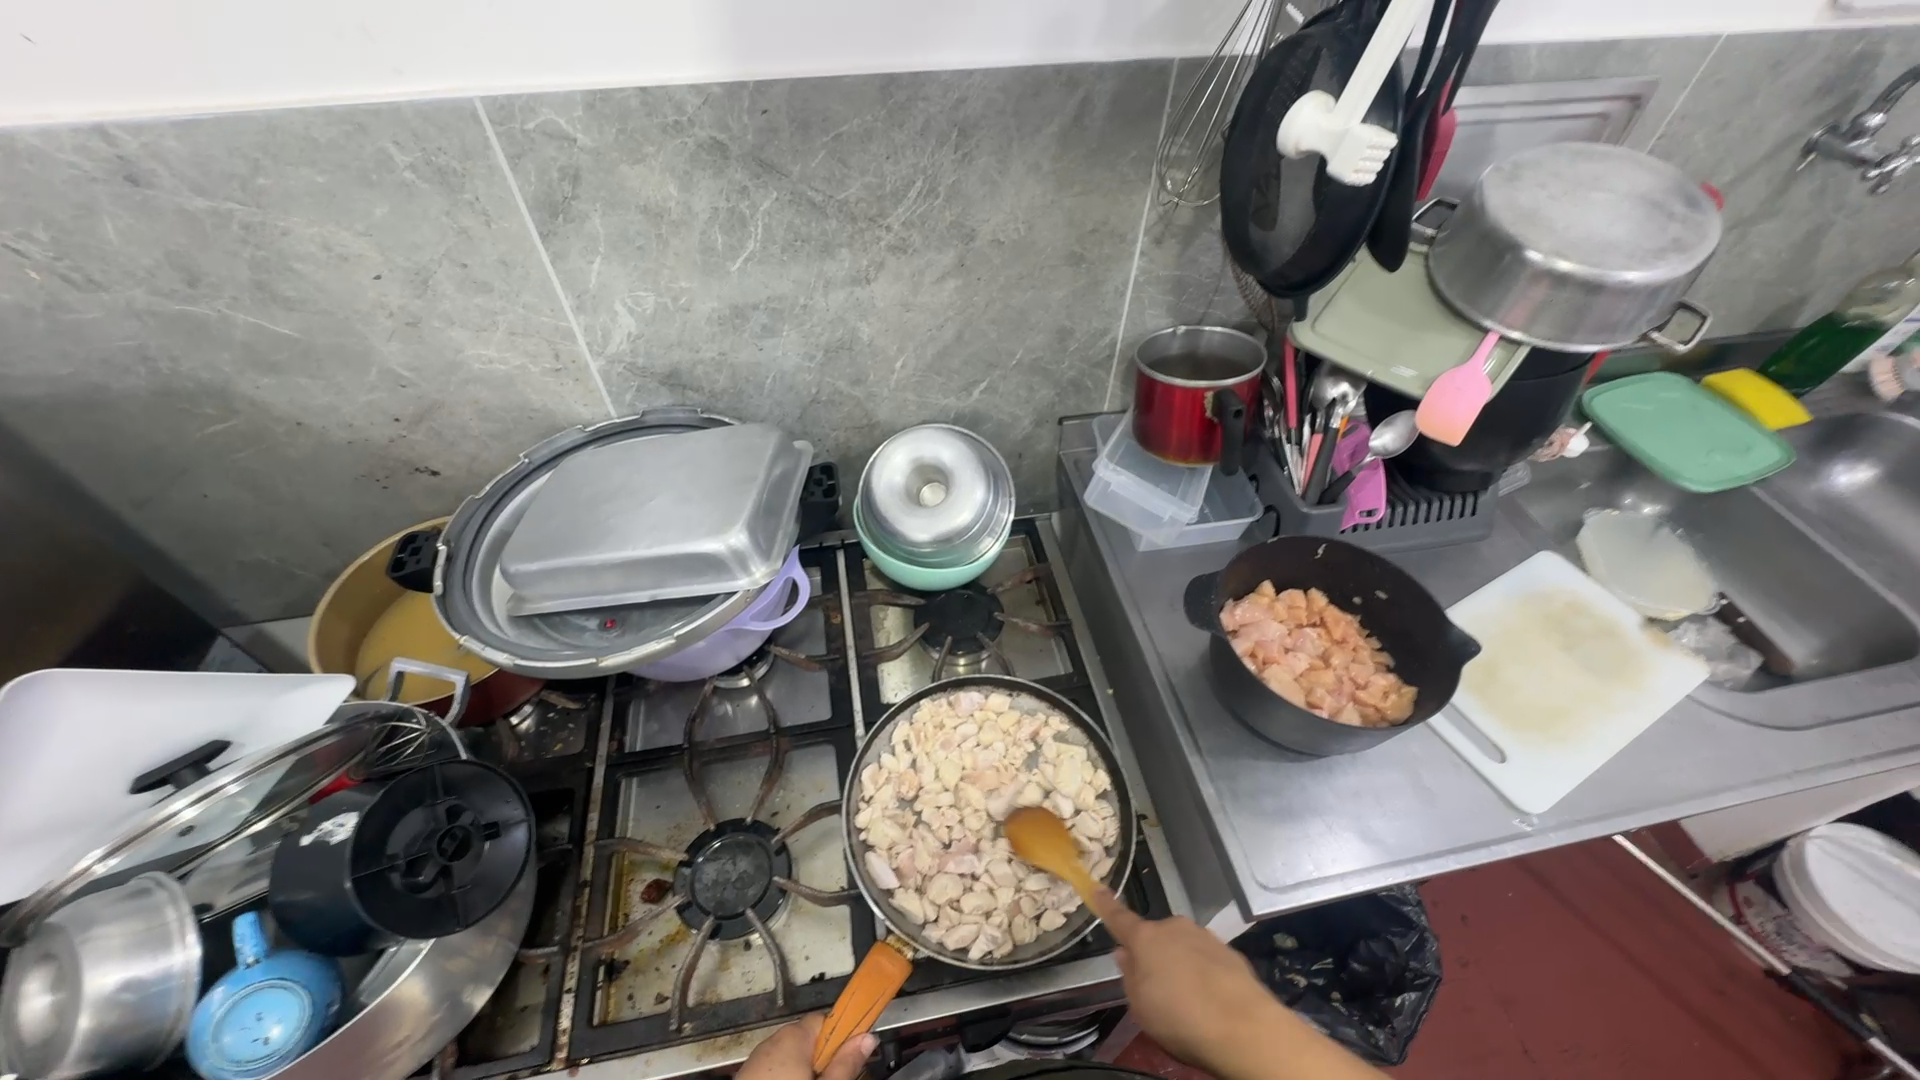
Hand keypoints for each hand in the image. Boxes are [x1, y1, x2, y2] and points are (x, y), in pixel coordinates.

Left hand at [736, 1014, 875, 1079]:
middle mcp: (773, 1040)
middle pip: (810, 1040)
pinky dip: (785, 1078)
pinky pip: (774, 1071)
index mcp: (793, 1036)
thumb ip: (846, 1063)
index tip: (853, 1057)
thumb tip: (868, 1037)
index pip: (827, 1020)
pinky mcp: (745, 1077)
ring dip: (805, 1071)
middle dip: (824, 1060)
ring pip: (791, 1058)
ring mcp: (755, 1060)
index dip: (843, 1037)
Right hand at [1092, 889, 1282, 1069]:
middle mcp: (1174, 928)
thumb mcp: (1141, 1007)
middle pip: (1155, 937)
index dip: (1106, 905)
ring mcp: (1205, 937)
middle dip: (1154, 954)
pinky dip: (1205, 974)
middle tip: (1157, 988)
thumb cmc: (1180, 1019)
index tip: (1096, 888)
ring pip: (1183, 947)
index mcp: (1145, 939)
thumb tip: (1125, 954)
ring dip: (1181, 964)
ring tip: (1189, 1000)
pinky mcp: (1230, 952)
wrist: (1245, 1029)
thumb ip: (1130, 976)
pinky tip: (1212, 1000)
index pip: (1119, 918)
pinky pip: (1207, 959)